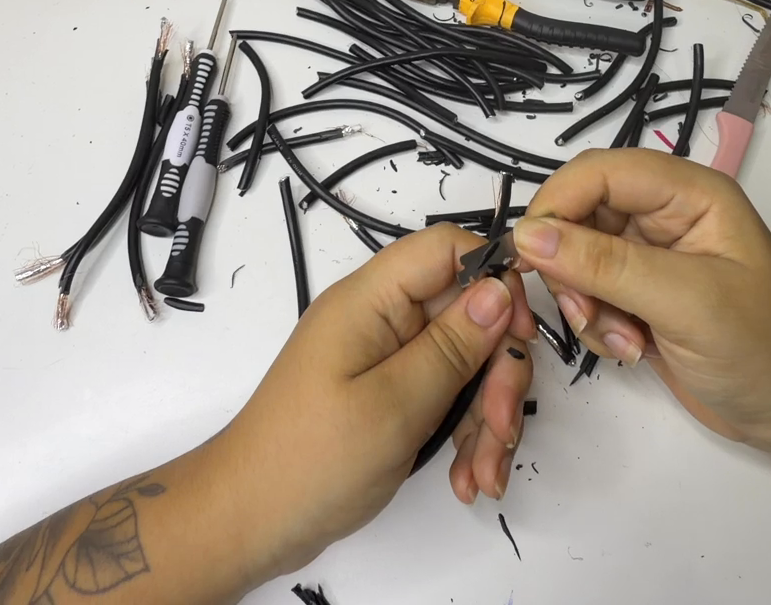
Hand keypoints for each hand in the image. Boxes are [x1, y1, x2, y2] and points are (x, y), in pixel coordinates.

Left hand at [209, 224, 534, 582]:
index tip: (520, 336)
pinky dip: (465, 434)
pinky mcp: (392, 390)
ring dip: (485, 417)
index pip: (446, 248)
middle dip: (496, 372)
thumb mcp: (393, 405)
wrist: (249, 522)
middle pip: (467, 313)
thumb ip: (452, 346)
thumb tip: (500, 288)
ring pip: (466, 361)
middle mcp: (382, 317)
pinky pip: (447, 394)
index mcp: (371, 298)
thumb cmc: (311, 460)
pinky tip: (466, 479)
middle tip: (500, 431)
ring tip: (482, 475)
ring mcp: (388, 355)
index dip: (494, 278)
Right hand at [511, 149, 770, 451]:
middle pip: (580, 211)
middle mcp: (663, 213)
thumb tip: (526, 236)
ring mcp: (647, 253)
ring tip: (621, 340)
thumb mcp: (684, 302)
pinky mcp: (636, 290)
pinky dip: (593, 320)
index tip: (529, 253)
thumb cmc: (763, 350)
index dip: (558, 202)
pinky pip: (585, 289)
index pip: (600, 171)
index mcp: (688, 193)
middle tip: (583, 312)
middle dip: (570, 265)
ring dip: (583, 300)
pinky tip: (630, 348)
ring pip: (574, 254)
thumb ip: (604, 265)